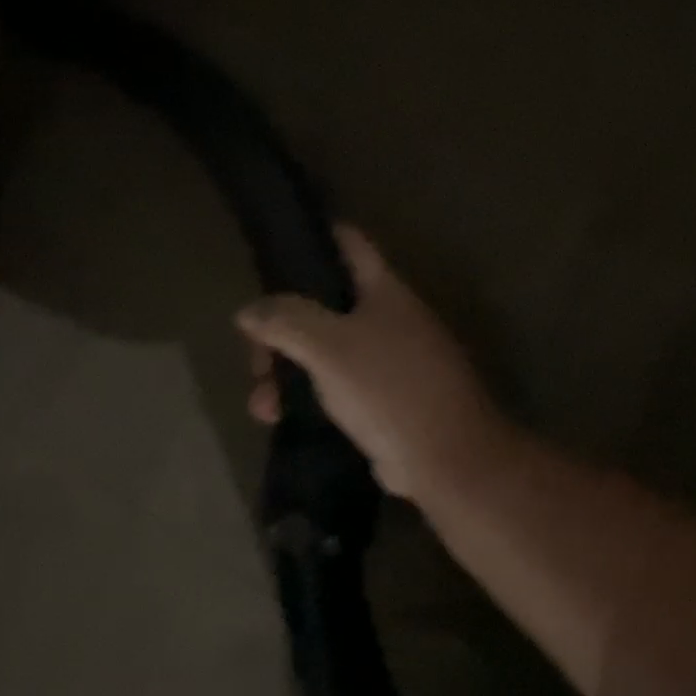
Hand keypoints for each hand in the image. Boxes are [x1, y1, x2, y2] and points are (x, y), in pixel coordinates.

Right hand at [237, 226, 509, 500]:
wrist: (446, 459)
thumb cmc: (389, 388)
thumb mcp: (330, 346)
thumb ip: (286, 320)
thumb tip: (249, 310)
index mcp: (385, 290)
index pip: (348, 243)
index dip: (314, 236)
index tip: (274, 248)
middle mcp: (389, 319)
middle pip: (323, 307)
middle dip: (282, 332)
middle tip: (256, 361)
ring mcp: (389, 362)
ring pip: (324, 353)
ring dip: (287, 374)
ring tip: (263, 405)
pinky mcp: (385, 402)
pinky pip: (336, 389)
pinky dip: (307, 400)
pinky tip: (279, 420)